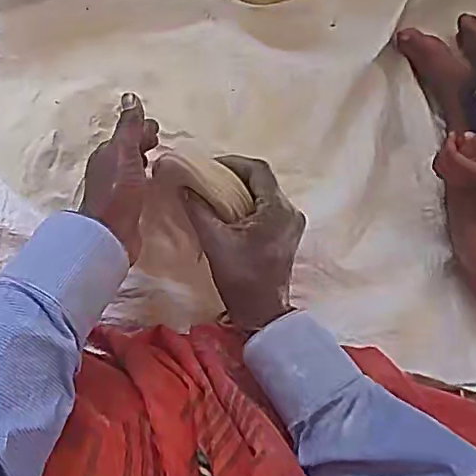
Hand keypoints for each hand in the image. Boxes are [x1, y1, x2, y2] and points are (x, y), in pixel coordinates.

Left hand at [78, 93, 160, 261]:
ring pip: (132, 166)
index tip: (157, 130)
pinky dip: (145, 178)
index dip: (141, 129)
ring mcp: (114, 188)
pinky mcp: (123, 205)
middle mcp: (108, 168)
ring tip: (160, 160)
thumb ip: (129, 127)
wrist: (111, 233)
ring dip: (144, 160)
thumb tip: (130, 97)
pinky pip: (136, 184)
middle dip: (143, 142)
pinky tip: (154, 183)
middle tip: (160, 142)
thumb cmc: (117, 189)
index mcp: (106, 154)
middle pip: (128, 149)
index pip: (126, 134)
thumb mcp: (124, 152)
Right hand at [180, 156, 305, 330]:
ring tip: (215, 192)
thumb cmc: (241, 278)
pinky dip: (248, 203)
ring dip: (241, 189)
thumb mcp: (215, 242)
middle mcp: (290, 211)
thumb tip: (183, 187)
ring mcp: (291, 223)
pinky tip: (229, 210)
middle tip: (209, 178)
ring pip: (265, 193)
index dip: (232, 163)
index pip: (258, 170)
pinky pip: (267, 207)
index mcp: (278, 210)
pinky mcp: (287, 233)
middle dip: (234, 175)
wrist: (262, 313)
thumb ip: (199, 210)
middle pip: (262, 180)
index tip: (210, 166)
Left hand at [433, 131, 475, 193]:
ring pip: (441, 168)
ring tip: (456, 146)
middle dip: (446, 147)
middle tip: (454, 138)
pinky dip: (447, 163)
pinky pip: (445, 174)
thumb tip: (467, 136)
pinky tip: (458, 158)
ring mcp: (459, 185)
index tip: (455, 134)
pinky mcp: (461, 187)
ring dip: (445, 155)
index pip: (449, 155)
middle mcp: (459, 180)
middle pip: (441, 161)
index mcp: (468, 171)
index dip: (450, 141)